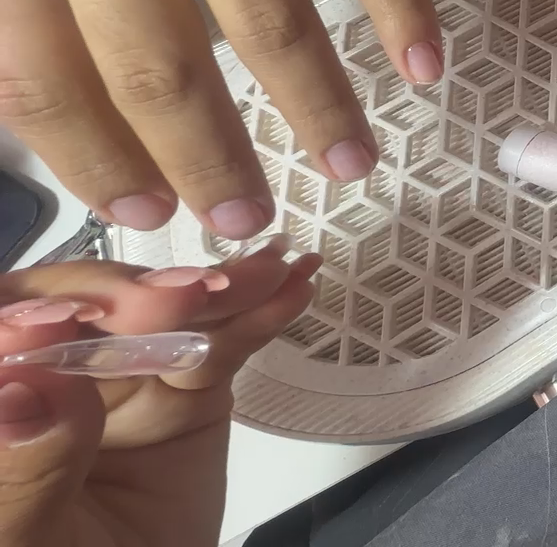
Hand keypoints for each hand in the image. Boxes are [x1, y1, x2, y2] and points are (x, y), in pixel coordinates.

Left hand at [0, 0, 440, 240]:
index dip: (94, 156)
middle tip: (254, 221)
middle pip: (160, 58)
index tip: (149, 216)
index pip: (37, 70)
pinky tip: (426, 69)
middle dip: (211, 156)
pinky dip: (400, 15)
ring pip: (270, 14)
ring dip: (320, 104)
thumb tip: (111, 107)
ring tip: (355, 165)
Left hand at [0, 243, 319, 546]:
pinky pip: (228, 344)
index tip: (66, 319)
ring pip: (170, 316)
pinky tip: (294, 289)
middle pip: (83, 312)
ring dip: (224, 288)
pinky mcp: (194, 388)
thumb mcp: (24, 543)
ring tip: (270, 272)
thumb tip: (25, 384)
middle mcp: (49, 386)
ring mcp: (126, 384)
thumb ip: (23, 470)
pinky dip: (264, 314)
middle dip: (137, 293)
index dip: (23, 312)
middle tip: (191, 294)